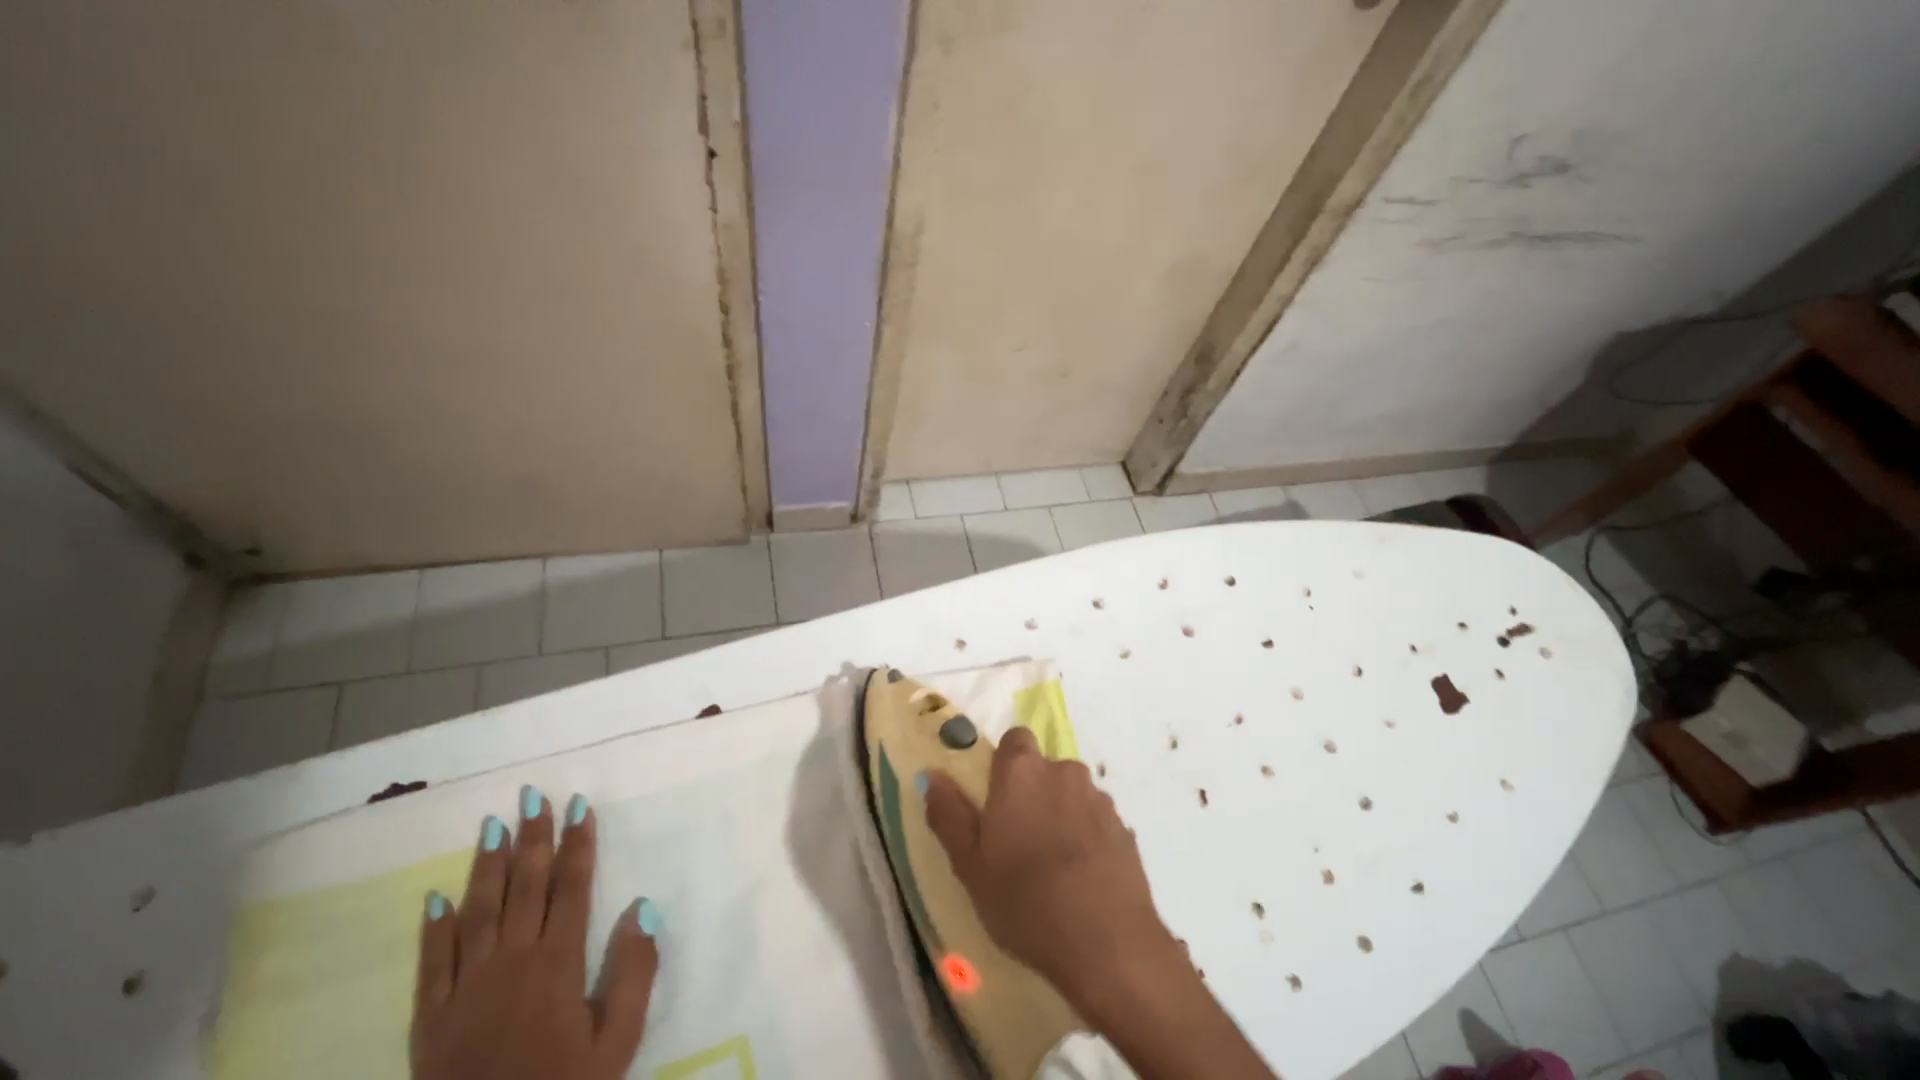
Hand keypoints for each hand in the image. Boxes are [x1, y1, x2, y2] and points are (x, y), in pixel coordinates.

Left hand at [411, 788, 660, 1079]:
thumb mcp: (617, 1042)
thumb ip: (633, 973)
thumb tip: (643, 906)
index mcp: (559, 964)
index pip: (572, 888)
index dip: (577, 845)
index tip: (579, 805)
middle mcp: (512, 961)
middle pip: (524, 887)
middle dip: (532, 838)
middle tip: (533, 794)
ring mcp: (466, 985)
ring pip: (478, 910)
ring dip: (486, 866)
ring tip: (492, 824)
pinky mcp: (431, 1015)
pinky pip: (432, 961)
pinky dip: (434, 927)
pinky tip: (436, 897)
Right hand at [921, 727, 1173, 1004]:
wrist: (1107, 944)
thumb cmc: (1025, 901)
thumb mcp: (969, 865)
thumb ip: (949, 815)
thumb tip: (934, 777)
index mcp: (1022, 772)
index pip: (1014, 740)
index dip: (1003, 765)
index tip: (994, 801)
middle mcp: (1065, 773)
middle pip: (1044, 769)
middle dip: (1032, 794)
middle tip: (1016, 841)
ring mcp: (1101, 801)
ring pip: (1072, 796)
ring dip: (1060, 816)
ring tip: (1050, 866)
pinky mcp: (1126, 831)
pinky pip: (1096, 823)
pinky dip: (1086, 839)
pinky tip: (1079, 880)